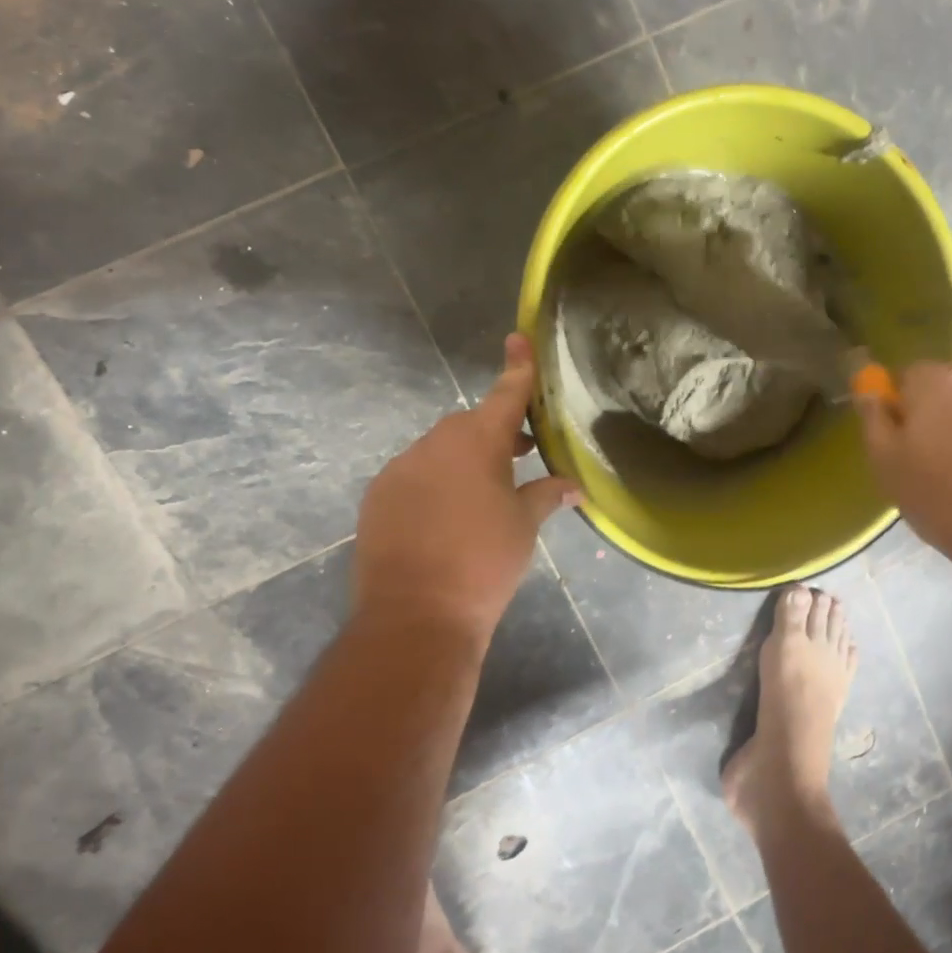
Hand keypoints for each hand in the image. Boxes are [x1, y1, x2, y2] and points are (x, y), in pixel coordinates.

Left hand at [353, 333, 579, 637]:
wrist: (416, 614)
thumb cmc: (484, 563)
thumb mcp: (524, 527)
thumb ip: (546, 495)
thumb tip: (575, 485)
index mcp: (477, 442)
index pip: (505, 393)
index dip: (517, 367)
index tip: (518, 337)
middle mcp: (434, 444)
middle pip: (470, 425)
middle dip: (494, 433)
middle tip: (518, 456)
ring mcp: (399, 469)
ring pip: (438, 451)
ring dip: (462, 461)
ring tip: (481, 496)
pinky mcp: (377, 497)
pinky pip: (412, 476)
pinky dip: (432, 484)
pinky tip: (444, 519)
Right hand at [855, 364, 951, 576]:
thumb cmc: (942, 497)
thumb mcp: (887, 463)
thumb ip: (874, 418)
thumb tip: (869, 390)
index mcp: (936, 381)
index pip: (906, 376)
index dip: (898, 407)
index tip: (896, 442)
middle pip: (945, 391)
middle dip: (933, 417)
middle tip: (925, 464)